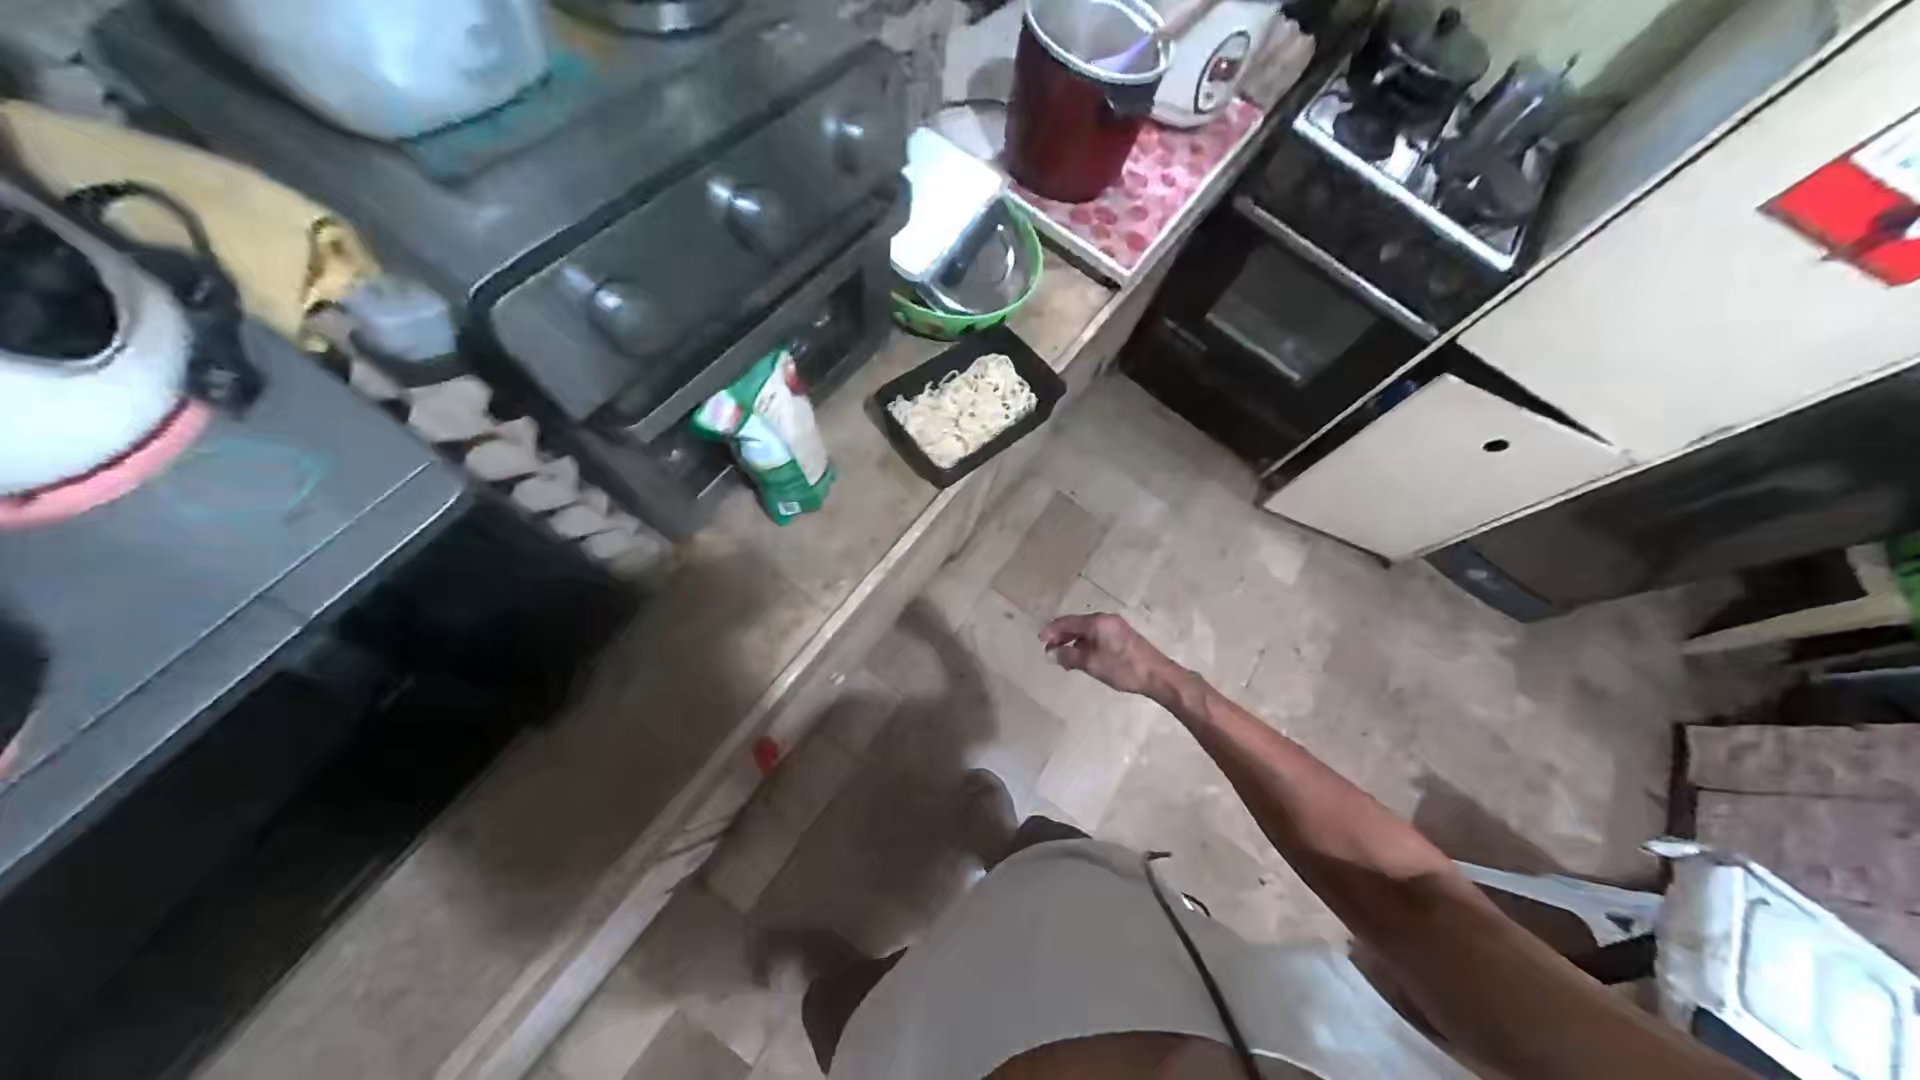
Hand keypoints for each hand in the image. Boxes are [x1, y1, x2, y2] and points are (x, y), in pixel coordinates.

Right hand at [1039, 612, 1186, 700]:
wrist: (1158, 675)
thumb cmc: (1123, 668)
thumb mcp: (1091, 664)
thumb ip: (1069, 656)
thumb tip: (1051, 653)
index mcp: (1097, 621)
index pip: (1067, 622)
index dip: (1051, 631)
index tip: (1040, 642)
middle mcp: (1106, 619)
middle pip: (1077, 624)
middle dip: (1061, 636)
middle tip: (1050, 651)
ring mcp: (1116, 626)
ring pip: (1088, 630)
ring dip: (1074, 642)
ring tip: (1065, 657)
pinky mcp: (1123, 636)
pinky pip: (1098, 635)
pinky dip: (1086, 644)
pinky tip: (1084, 657)